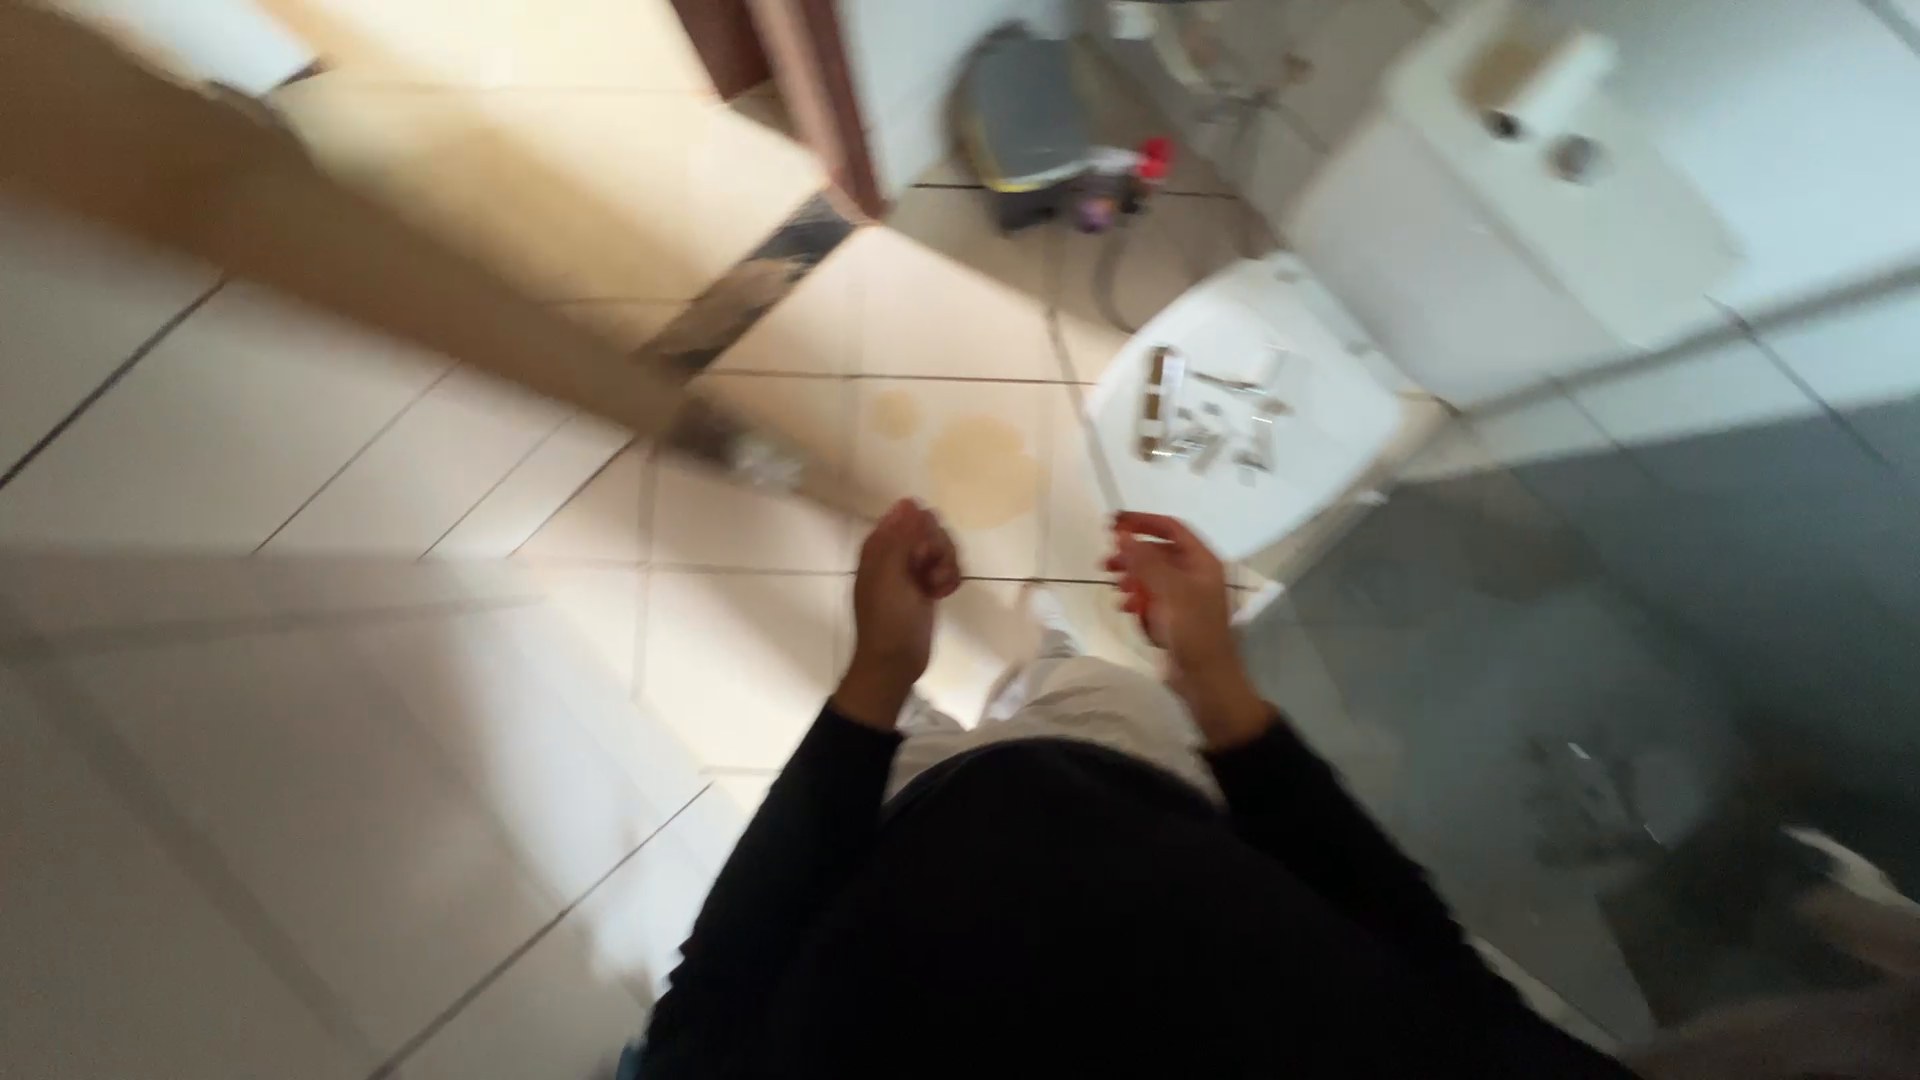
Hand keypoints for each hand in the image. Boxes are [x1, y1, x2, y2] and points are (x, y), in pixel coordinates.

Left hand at [832, 499, 961, 729]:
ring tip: (935, 587)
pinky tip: (942, 595)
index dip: (921, 531)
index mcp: (880, 546)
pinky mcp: (929, 585)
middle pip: (931, 529)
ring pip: (944, 547)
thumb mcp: (890, 574)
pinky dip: (949, 579)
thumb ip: (901, 536)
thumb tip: (910, 500)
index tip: (920, 550)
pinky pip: (949, 567)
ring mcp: (914, 570)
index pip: (909, 516)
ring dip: (946, 566)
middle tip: (928, 571)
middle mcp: (897, 553)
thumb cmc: (887, 619)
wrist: (895, 662)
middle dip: (938, 549)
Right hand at [1105, 512, 1269, 748]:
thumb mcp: (1170, 592)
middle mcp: (1195, 574)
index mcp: (1203, 562)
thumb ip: (1145, 561)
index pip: (1170, 528)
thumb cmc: (1194, 632)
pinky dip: (1137, 599)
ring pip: (1151, 576)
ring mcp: (1184, 597)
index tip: (1111, 524)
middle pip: (1157, 552)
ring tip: (1114, 589)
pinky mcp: (1174, 617)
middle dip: (1131, 555)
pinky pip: (1150, 599)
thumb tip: (1121, 535)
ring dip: (1131, 578)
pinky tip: (1125, 608)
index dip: (1141, 522)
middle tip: (1104, 563)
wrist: (1206, 681)